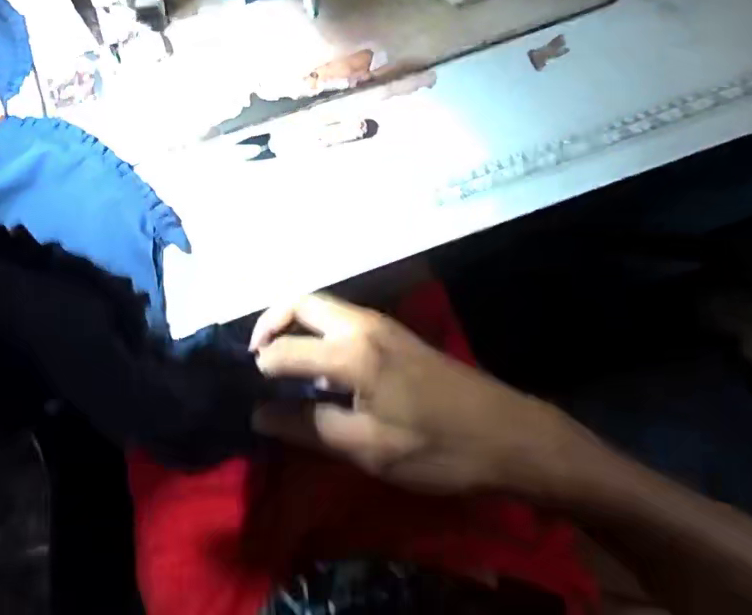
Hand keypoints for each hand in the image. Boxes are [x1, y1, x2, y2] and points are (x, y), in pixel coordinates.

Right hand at [250, 293, 579, 494]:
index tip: (248, 392)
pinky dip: (319, 332)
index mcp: (351, 351)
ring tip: (281, 364)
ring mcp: (382, 323)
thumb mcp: (367, 448)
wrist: (503, 432)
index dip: (261, 369)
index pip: (285, 349)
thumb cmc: (434, 446)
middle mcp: (362, 323)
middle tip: (255, 359)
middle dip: (272, 322)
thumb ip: (308, 426)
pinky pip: (343, 319)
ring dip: (297, 325)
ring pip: (324, 307)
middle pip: (303, 302)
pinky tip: (321, 370)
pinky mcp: (395, 333)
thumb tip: (260, 413)